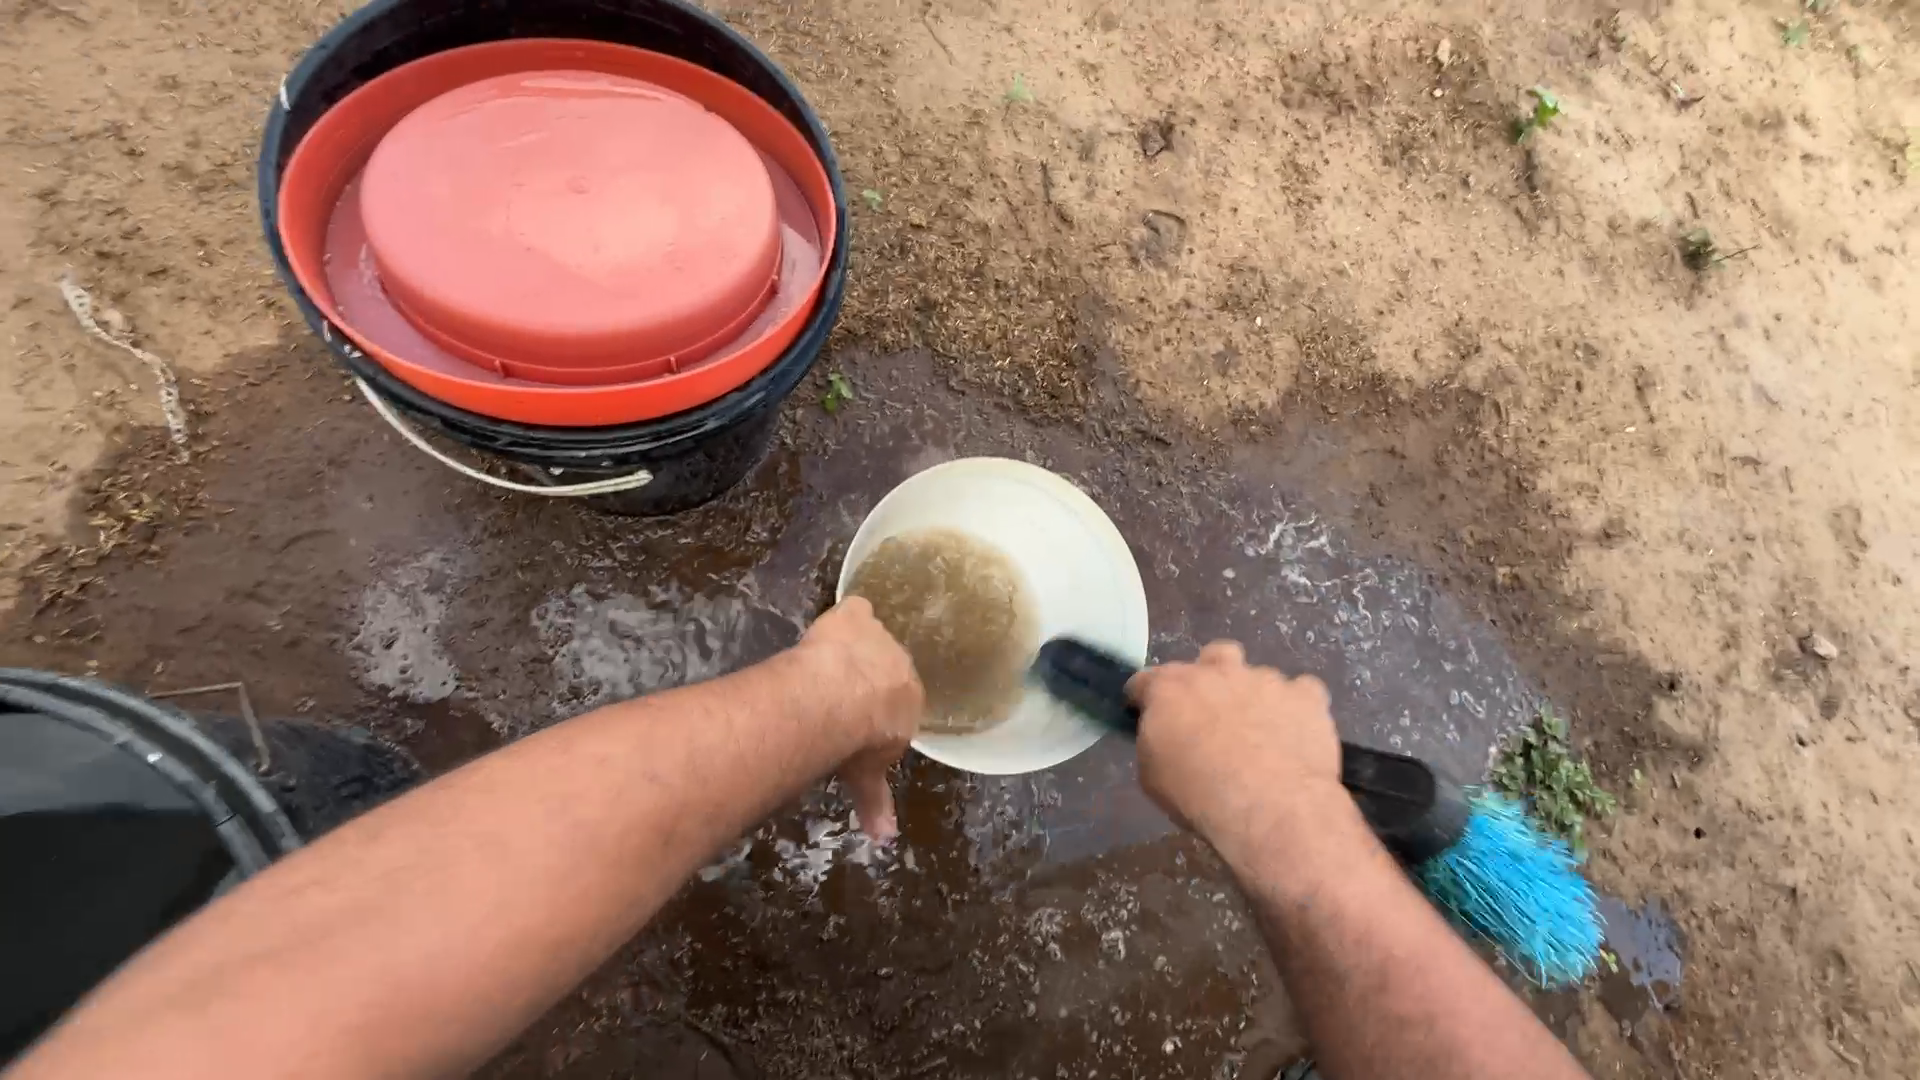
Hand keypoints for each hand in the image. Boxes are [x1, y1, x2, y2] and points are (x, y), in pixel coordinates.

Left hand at [796, 597, 922, 840]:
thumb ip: (876, 802)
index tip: (859, 717)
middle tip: (837, 693)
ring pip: (871, 638)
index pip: (900, 700)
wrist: (840, 702)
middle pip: (887, 667)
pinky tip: (828, 627)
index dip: (879, 706)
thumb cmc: (859, 742)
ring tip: (826, 666)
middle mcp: (902, 666)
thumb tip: (885, 841)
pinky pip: (856, 609)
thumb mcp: (866, 776)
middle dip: (868, 676)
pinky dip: (845, 616)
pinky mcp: (857, 616)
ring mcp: (880, 638)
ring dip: (853, 649)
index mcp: (911, 701)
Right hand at [1127, 641, 1341, 847]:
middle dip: (1212, 675)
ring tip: (1262, 731)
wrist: (1267, 806)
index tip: (1145, 712)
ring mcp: (1264, 679)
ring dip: (1256, 695)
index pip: (1145, 680)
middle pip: (1212, 655)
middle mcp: (1216, 672)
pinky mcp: (1305, 696)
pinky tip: (1297, 730)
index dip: (1144, 696)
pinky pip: (1303, 690)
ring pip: (1259, 673)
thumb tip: (1163, 733)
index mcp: (1170, 689)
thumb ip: (1154, 740)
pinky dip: (1298, 707)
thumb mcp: (1151, 774)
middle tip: (1214, 709)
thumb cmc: (1198, 794)